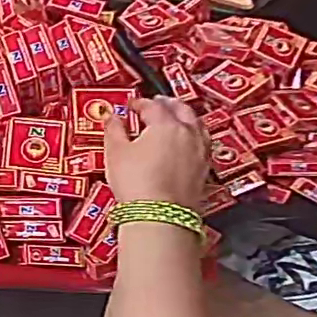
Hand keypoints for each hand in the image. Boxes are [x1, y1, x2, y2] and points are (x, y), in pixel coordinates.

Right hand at [104, 95, 209, 209]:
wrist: (159, 215)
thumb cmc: (137, 182)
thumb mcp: (115, 152)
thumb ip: (114, 129)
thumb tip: (111, 117)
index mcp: (166, 125)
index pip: (153, 106)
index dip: (139, 103)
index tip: (131, 105)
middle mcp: (188, 134)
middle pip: (182, 110)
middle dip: (168, 104)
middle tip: (157, 102)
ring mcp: (200, 152)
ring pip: (197, 125)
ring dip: (185, 117)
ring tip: (175, 118)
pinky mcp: (204, 169)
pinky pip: (202, 143)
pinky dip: (193, 135)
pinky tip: (186, 142)